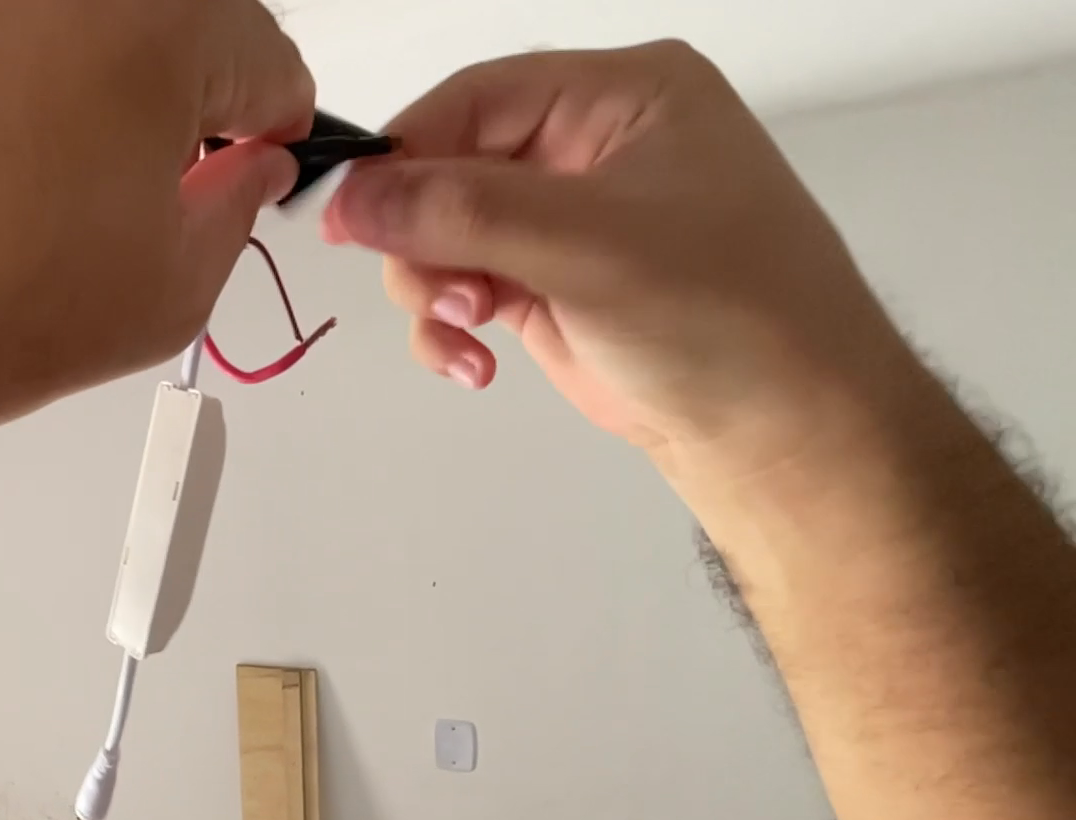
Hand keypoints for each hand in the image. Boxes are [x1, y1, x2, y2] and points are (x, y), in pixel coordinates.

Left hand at [0, 0, 312, 439]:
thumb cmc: (7, 313)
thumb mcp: (172, 289)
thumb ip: (239, 211)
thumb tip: (252, 169)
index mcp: (164, 16)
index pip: (268, 61)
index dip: (269, 133)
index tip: (248, 174)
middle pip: (183, 26)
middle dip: (191, 106)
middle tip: (159, 194)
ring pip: (96, 26)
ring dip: (112, 93)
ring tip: (69, 194)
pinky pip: (15, 34)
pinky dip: (36, 86)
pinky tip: (7, 168)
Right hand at [325, 42, 913, 470]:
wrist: (767, 426)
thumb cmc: (713, 314)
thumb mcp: (588, 247)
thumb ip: (462, 214)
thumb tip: (345, 199)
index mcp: (612, 100)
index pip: (471, 103)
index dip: (399, 158)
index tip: (344, 223)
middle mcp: (575, 153)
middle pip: (442, 177)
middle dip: (424, 247)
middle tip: (443, 301)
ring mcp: (550, 226)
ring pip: (437, 242)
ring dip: (432, 296)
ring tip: (466, 337)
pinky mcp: (533, 287)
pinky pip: (454, 293)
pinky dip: (445, 331)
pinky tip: (471, 365)